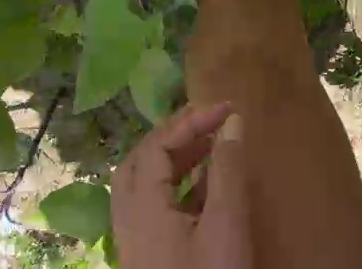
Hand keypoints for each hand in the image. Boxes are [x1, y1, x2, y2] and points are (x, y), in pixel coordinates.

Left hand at [111, 103, 250, 268]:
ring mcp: (137, 247)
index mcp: (142, 212)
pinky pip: (154, 209)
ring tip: (213, 145)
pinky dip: (178, 186)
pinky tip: (210, 186)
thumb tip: (231, 121)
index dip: (189, 121)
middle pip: (137, 165)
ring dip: (174, 159)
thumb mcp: (226, 223)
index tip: (227, 108)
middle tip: (209, 120)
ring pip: (143, 188)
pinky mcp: (150, 262)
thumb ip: (227, 169)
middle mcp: (129, 226)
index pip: (155, 148)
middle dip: (173, 136)